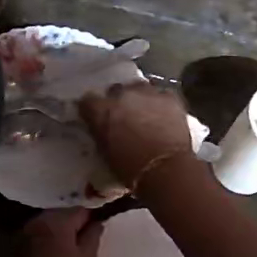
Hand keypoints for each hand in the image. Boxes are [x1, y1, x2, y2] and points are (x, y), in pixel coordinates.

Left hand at [2, 209, 104, 256]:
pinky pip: (34, 240)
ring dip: (57, 235)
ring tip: (71, 252)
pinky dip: (44, 245)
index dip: (92, 218)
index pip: (79, 210)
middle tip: (86, 241)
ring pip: (45, 228)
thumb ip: (93, 237)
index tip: (100, 228)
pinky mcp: (12, 251)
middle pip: (59, 216)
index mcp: (54, 221)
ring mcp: (20, 236)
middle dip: (72, 225)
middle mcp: (33, 223)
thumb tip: (97, 222)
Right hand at [78, 82, 192, 185]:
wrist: (165, 169)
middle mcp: (121, 95)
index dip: (91, 110)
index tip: (93, 117)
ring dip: (137, 98)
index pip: (87, 101)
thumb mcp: (104, 153)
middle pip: (114, 90)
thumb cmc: (129, 168)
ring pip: (138, 88)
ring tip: (142, 113)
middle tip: (121, 117)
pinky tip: (162, 115)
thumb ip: (99, 134)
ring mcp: (146, 93)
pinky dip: (159, 103)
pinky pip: (160, 95)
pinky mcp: (169, 97)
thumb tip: (99, 129)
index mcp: (100, 111)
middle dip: (116, 101)